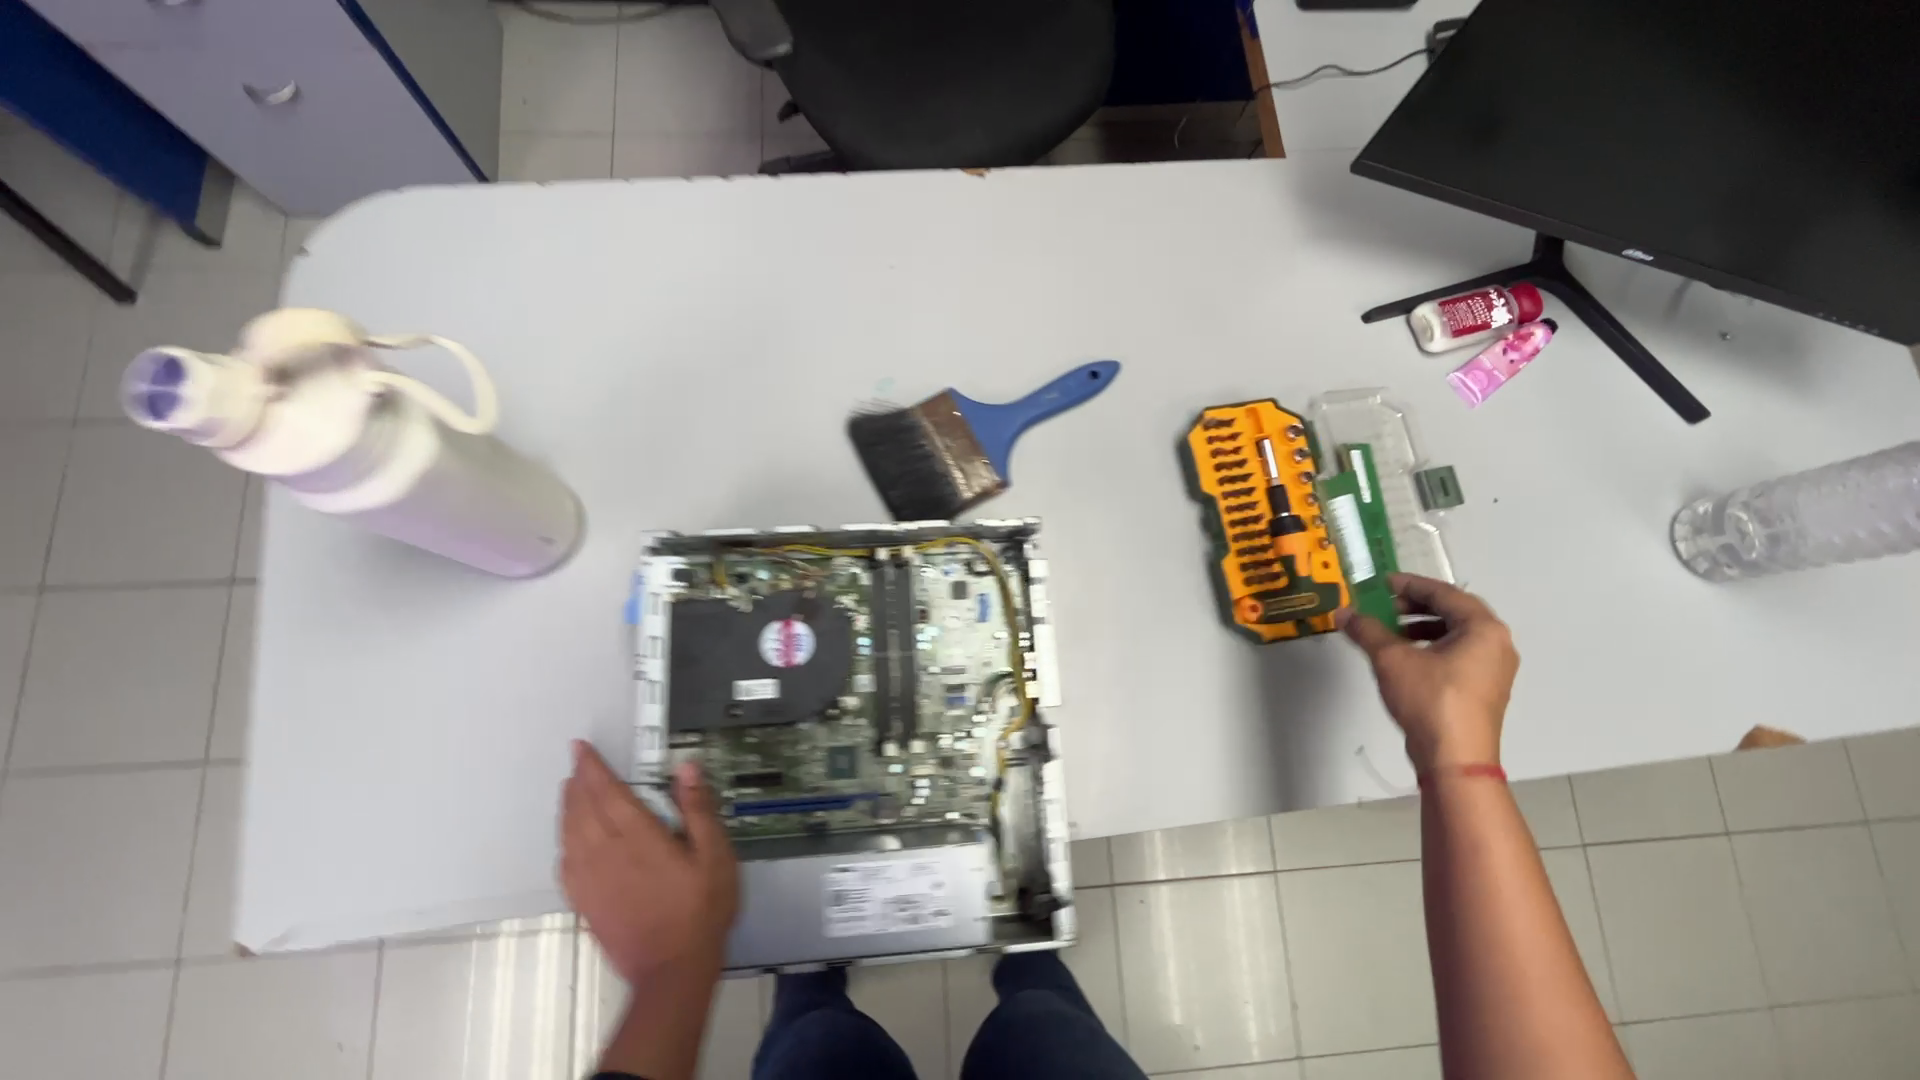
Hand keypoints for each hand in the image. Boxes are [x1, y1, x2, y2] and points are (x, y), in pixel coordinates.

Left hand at [560, 741, 739, 985]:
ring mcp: (591, 880)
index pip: (607, 792)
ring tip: (569, 791)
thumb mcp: (714, 855)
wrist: (672, 969)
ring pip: (569, 834)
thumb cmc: (700, 908)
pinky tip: (567, 840)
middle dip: (578, 783)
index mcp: (638, 836)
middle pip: (583, 809)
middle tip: (576, 764)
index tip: (580, 748)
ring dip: (567, 808)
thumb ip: (698, 809)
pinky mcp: (585, 903)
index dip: (592, 768)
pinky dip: (563, 842)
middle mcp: (606, 853)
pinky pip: (565, 864)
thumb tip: (685, 767)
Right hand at [1335, 573, 1517, 770]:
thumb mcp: (1391, 659)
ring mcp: (1494, 669)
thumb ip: (1367, 631)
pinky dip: (1432, 648)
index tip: (1381, 584)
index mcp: (1483, 628)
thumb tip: (1343, 612)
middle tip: (1384, 607)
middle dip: (1416, 606)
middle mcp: (1497, 644)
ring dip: (1422, 627)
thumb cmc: (1430, 700)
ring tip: (1390, 633)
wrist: (1455, 758)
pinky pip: (1458, 655)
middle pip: (1454, 612)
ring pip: (1456, 635)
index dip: (1409, 585)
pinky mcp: (1485, 689)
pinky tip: (1406, 658)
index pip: (1444, 594)